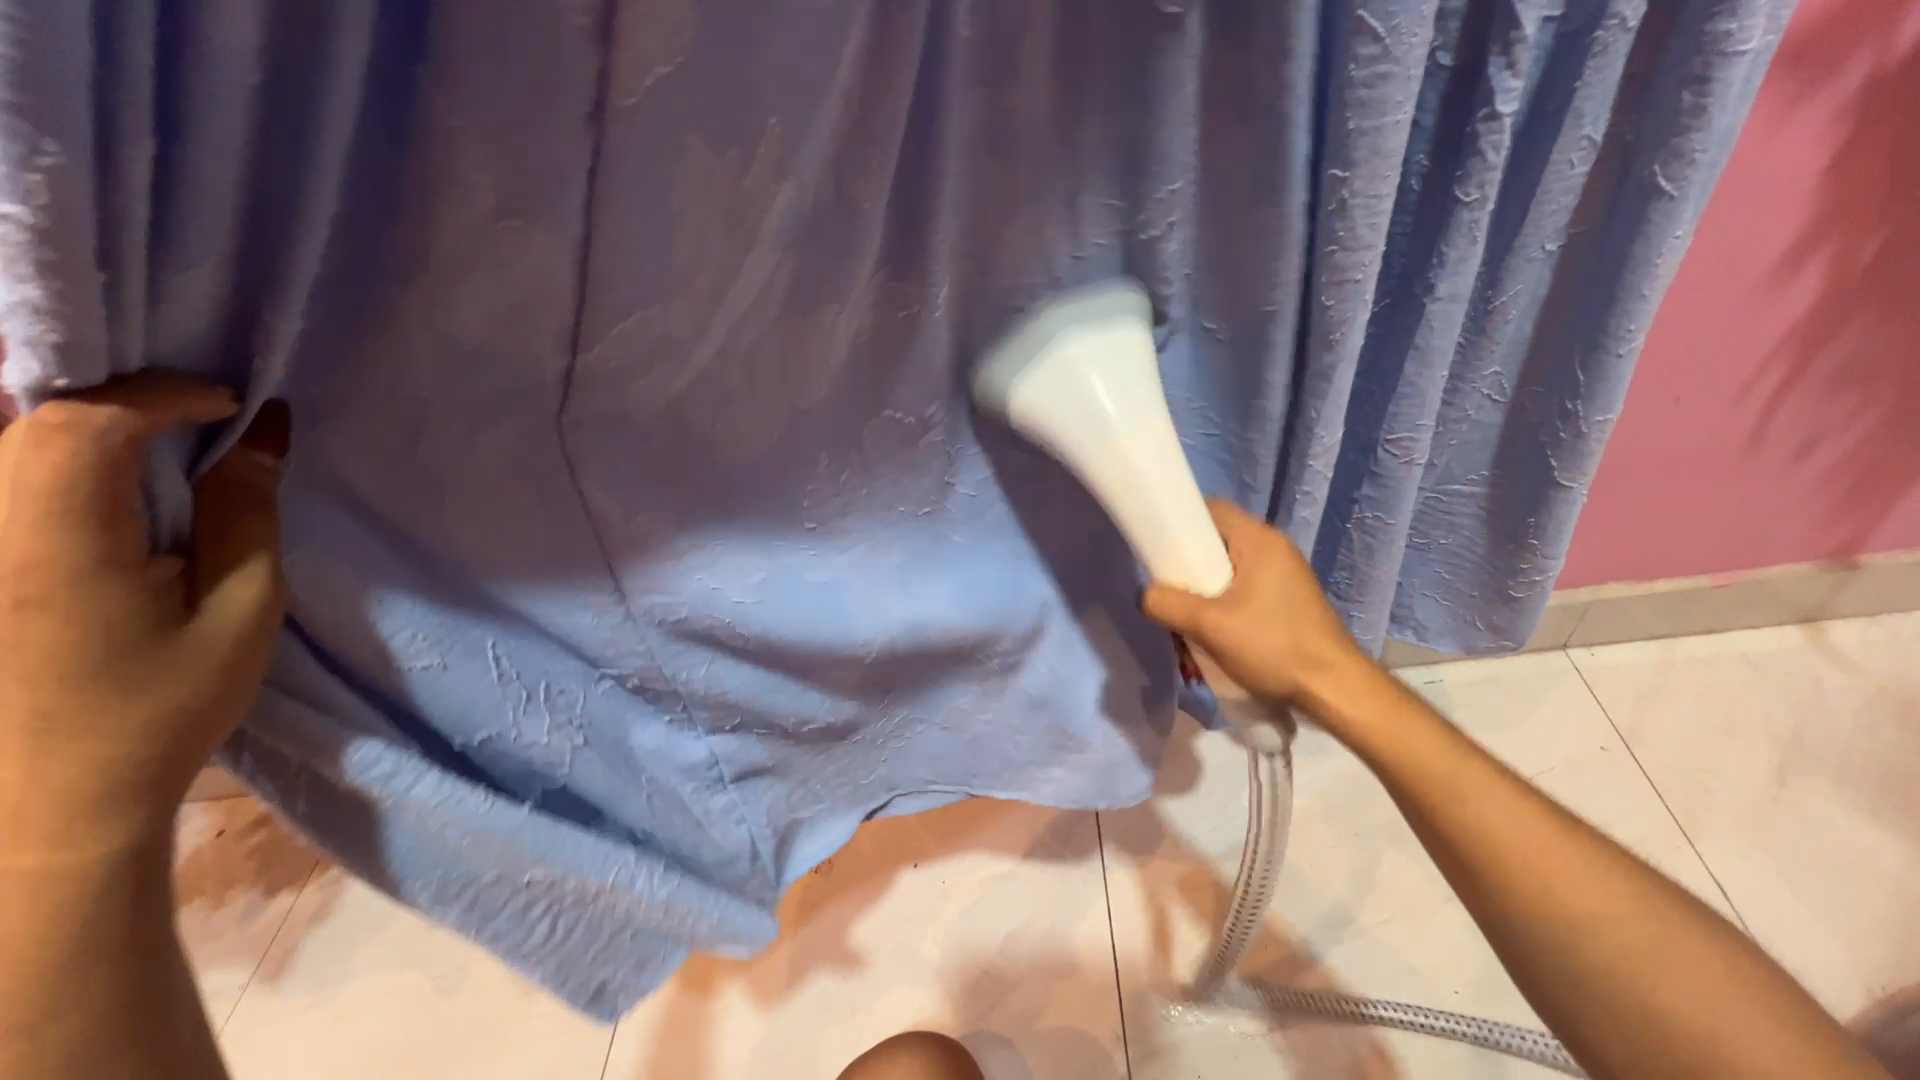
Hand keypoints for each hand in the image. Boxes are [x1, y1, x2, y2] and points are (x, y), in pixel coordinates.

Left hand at [0, 373, 288, 856]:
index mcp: (50, 545)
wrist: (51, 804)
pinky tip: (98, 480)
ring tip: (151, 436)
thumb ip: (245, 516)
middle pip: (26, 421)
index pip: (82, 422)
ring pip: (1, 446)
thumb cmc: (161, 711)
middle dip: (116, 400)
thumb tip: (262, 434)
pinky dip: (46, 461)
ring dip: (76, 425)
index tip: (229, 405)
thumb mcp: (241, 614)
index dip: (158, 393)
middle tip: (196, 415)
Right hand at [1141, 498, 1372, 720]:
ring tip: (1188, 635)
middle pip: (1215, 546)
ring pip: (1225, 575)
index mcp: (1259, 541)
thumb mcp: (1209, 626)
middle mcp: (1273, 549)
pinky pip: (1242, 595)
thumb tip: (1146, 595)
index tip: (1156, 552)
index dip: (1178, 524)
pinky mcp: (1286, 602)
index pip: (1211, 510)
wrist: (1334, 688)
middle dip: (1186, 575)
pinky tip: (1212, 644)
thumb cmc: (1273, 646)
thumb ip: (1168, 604)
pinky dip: (1221, 613)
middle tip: (1170, 603)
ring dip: (1201, 602)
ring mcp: (1283, 577)